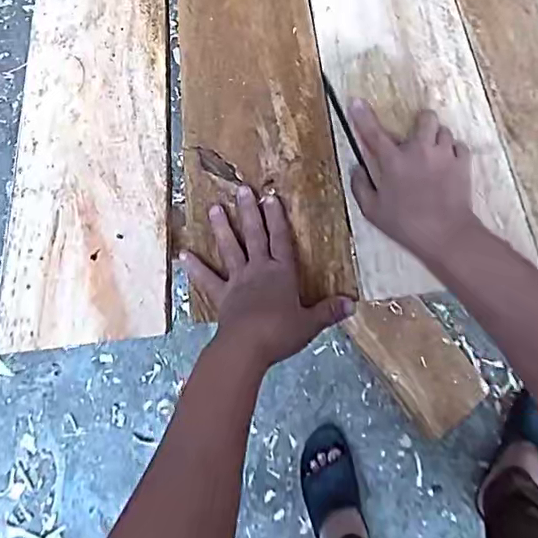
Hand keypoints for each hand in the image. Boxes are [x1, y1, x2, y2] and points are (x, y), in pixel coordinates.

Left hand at [179, 184, 352, 366]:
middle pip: (255, 236)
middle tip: (241, 189)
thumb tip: (353, 304)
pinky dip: (195, 267)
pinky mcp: (221, 297)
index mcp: (282, 272)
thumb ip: (329, 311)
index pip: (281, 239)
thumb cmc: (280, 333)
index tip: (271, 196)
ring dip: (222, 228)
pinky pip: (208, 280)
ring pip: (230, 249)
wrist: (245, 348)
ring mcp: (238, 282)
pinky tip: (184, 255)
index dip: (277, 217)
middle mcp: (260, 270)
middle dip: (249, 212)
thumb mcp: (310, 323)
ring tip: (214, 208)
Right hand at [347, 101, 483, 261]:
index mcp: (394, 161)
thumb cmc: (405, 224)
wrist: (445, 234)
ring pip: (444, 131)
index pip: (374, 132)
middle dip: (422, 123)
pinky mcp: (462, 162)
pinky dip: (454, 153)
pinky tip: (449, 166)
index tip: (357, 102)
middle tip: (419, 139)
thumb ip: (361, 186)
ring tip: (435, 157)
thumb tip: (358, 169)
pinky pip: (460, 147)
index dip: (363, 116)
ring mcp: (444, 154)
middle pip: (425, 118)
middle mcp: (419, 150)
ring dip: (438, 139)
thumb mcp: (373, 211)